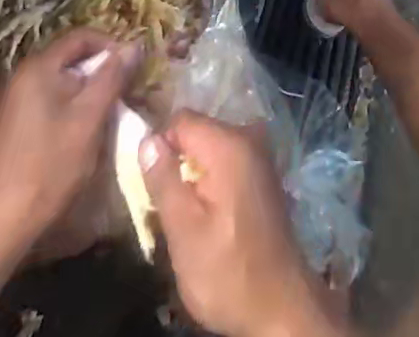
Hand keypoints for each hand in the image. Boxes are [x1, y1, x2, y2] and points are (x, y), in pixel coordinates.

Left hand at [0, 30, 135, 251]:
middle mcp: (20, 81)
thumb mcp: (90, 117)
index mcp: (37, 70)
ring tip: (111, 115)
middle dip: (103, 72)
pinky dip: (72, 110)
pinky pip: (49, 104)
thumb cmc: (48, 165)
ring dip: (90, 93)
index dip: (113, 45)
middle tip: (128, 92)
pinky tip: (84, 134)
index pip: (82, 37)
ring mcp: (12, 106)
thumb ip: (113, 76)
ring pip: (62, 84)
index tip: (135, 66)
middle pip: (72, 60)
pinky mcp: (10, 129)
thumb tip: (134, 44)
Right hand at [140, 112, 339, 336]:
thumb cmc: (226, 269)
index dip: (156, 142)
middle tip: (153, 198)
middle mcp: (250, 137)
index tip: (140, 177)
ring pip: (210, 146)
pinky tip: (198, 210)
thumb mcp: (183, 229)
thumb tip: (146, 138)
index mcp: (231, 144)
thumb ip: (164, 180)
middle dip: (173, 157)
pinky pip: (226, 160)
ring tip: (172, 208)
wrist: (278, 299)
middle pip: (198, 130)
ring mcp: (261, 154)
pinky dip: (208, 177)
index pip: (182, 119)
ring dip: (189, 171)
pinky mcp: (263, 173)